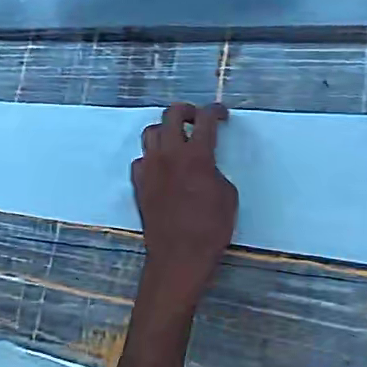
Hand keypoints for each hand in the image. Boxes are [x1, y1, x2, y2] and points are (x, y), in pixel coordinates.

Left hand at [131, 102, 237, 308]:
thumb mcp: (228, 195)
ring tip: (177, 140)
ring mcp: (150, 167)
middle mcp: (169, 154)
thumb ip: (215, 170)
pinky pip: (141, 159)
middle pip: (171, 115)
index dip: (215, 111)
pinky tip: (161, 167)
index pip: (205, 120)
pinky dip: (152, 157)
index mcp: (197, 155)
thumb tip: (205, 165)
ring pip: (151, 133)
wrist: (179, 255)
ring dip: (165, 131)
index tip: (220, 113)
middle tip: (195, 118)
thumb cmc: (211, 228)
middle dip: (186, 111)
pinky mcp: (138, 183)